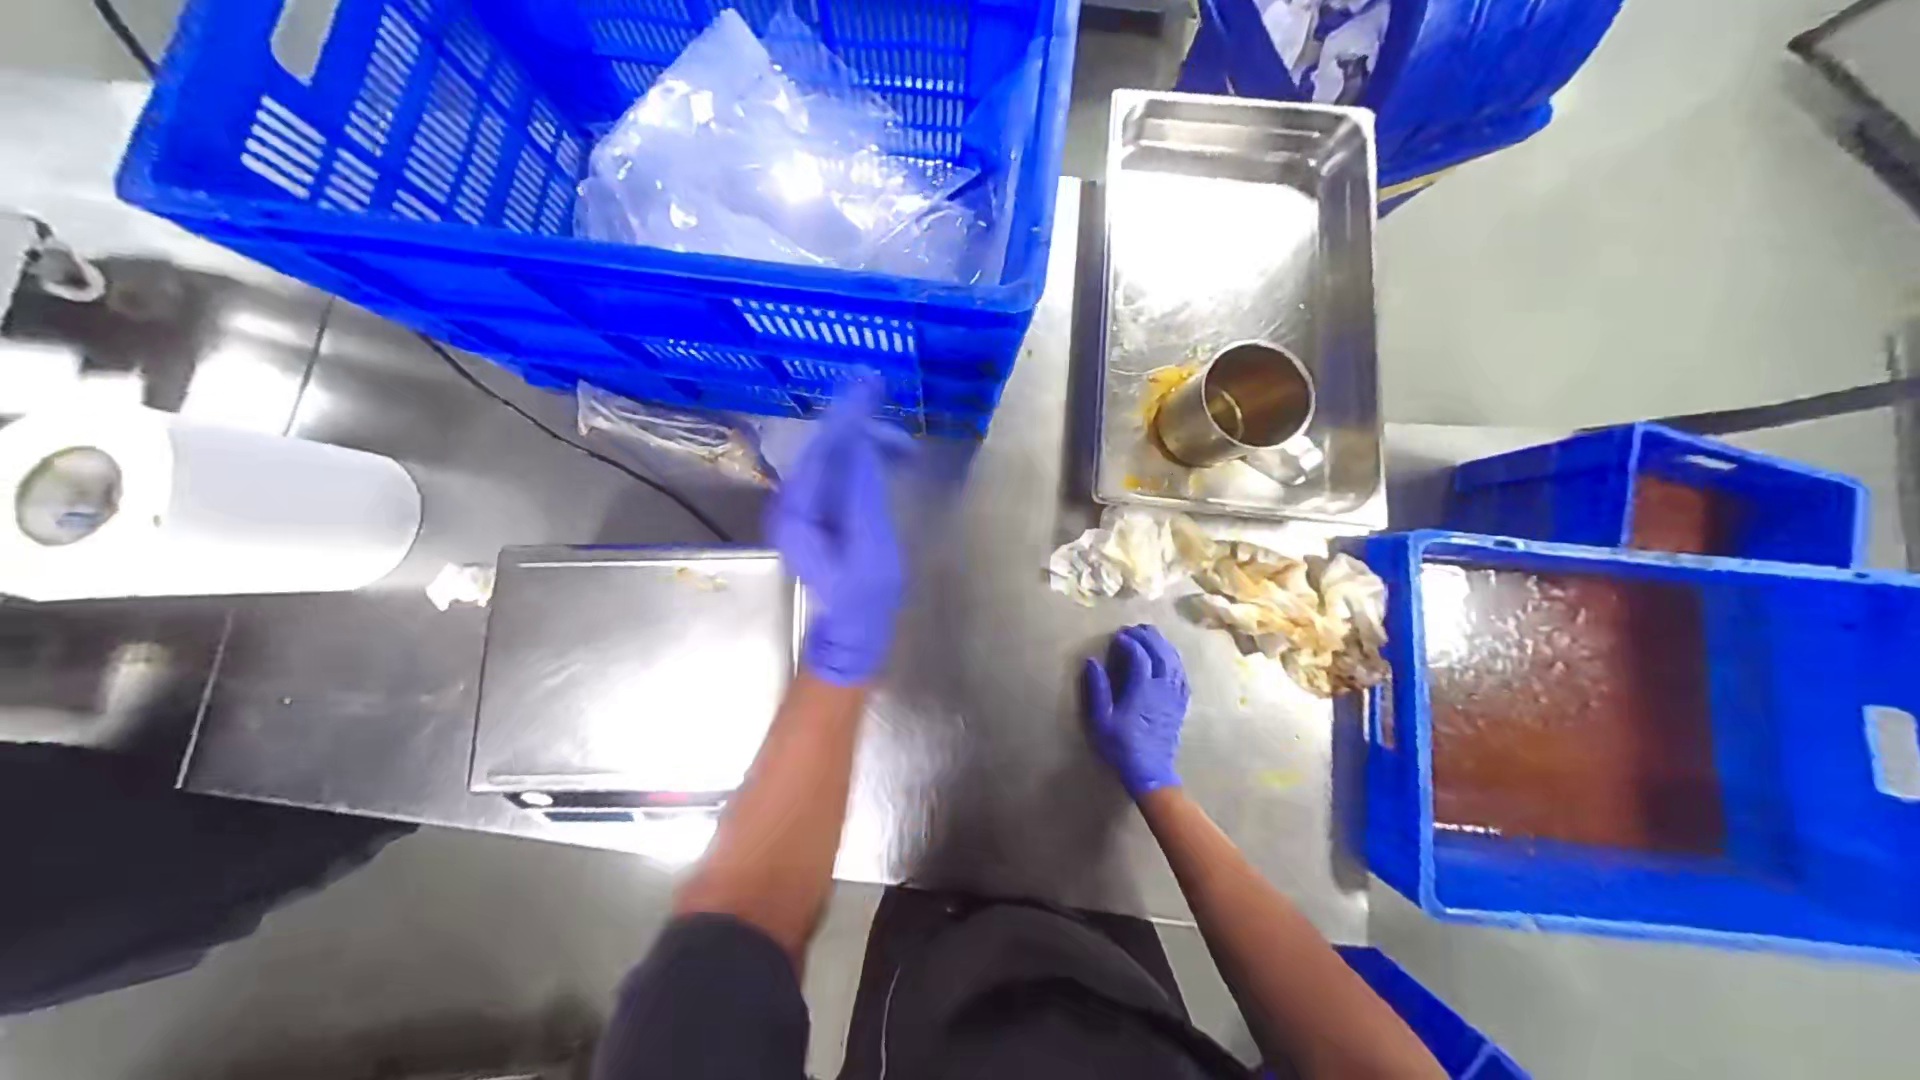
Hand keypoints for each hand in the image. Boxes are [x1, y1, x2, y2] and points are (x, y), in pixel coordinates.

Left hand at [768, 378, 911, 685]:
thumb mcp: (870, 545)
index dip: (846, 414)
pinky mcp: (823, 510)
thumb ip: (863, 491)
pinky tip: (893, 459)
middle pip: (825, 447)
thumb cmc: (865, 595)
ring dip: (870, 445)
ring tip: (907, 450)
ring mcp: (806, 506)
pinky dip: (867, 459)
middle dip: (862, 427)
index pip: (821, 449)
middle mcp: (793, 501)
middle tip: (900, 424)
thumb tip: (861, 442)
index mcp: (797, 510)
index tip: (869, 382)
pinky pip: (842, 471)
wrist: (856, 631)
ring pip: (836, 456)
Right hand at [1081, 624, 1190, 798]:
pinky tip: (1168, 657)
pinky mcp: (1180, 703)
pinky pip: (1182, 675)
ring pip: (1174, 661)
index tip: (1118, 636)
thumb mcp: (1101, 719)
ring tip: (1150, 635)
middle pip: (1160, 653)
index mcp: (1143, 689)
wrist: (1149, 771)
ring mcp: (1174, 695)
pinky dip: (1174, 660)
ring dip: (1162, 645)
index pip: (1140, 656)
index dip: (1130, 643)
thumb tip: (1092, 661)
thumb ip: (1097, 689)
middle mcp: (1163, 688)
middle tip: (1134, 629)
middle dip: (1148, 637)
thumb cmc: (1121, 746)